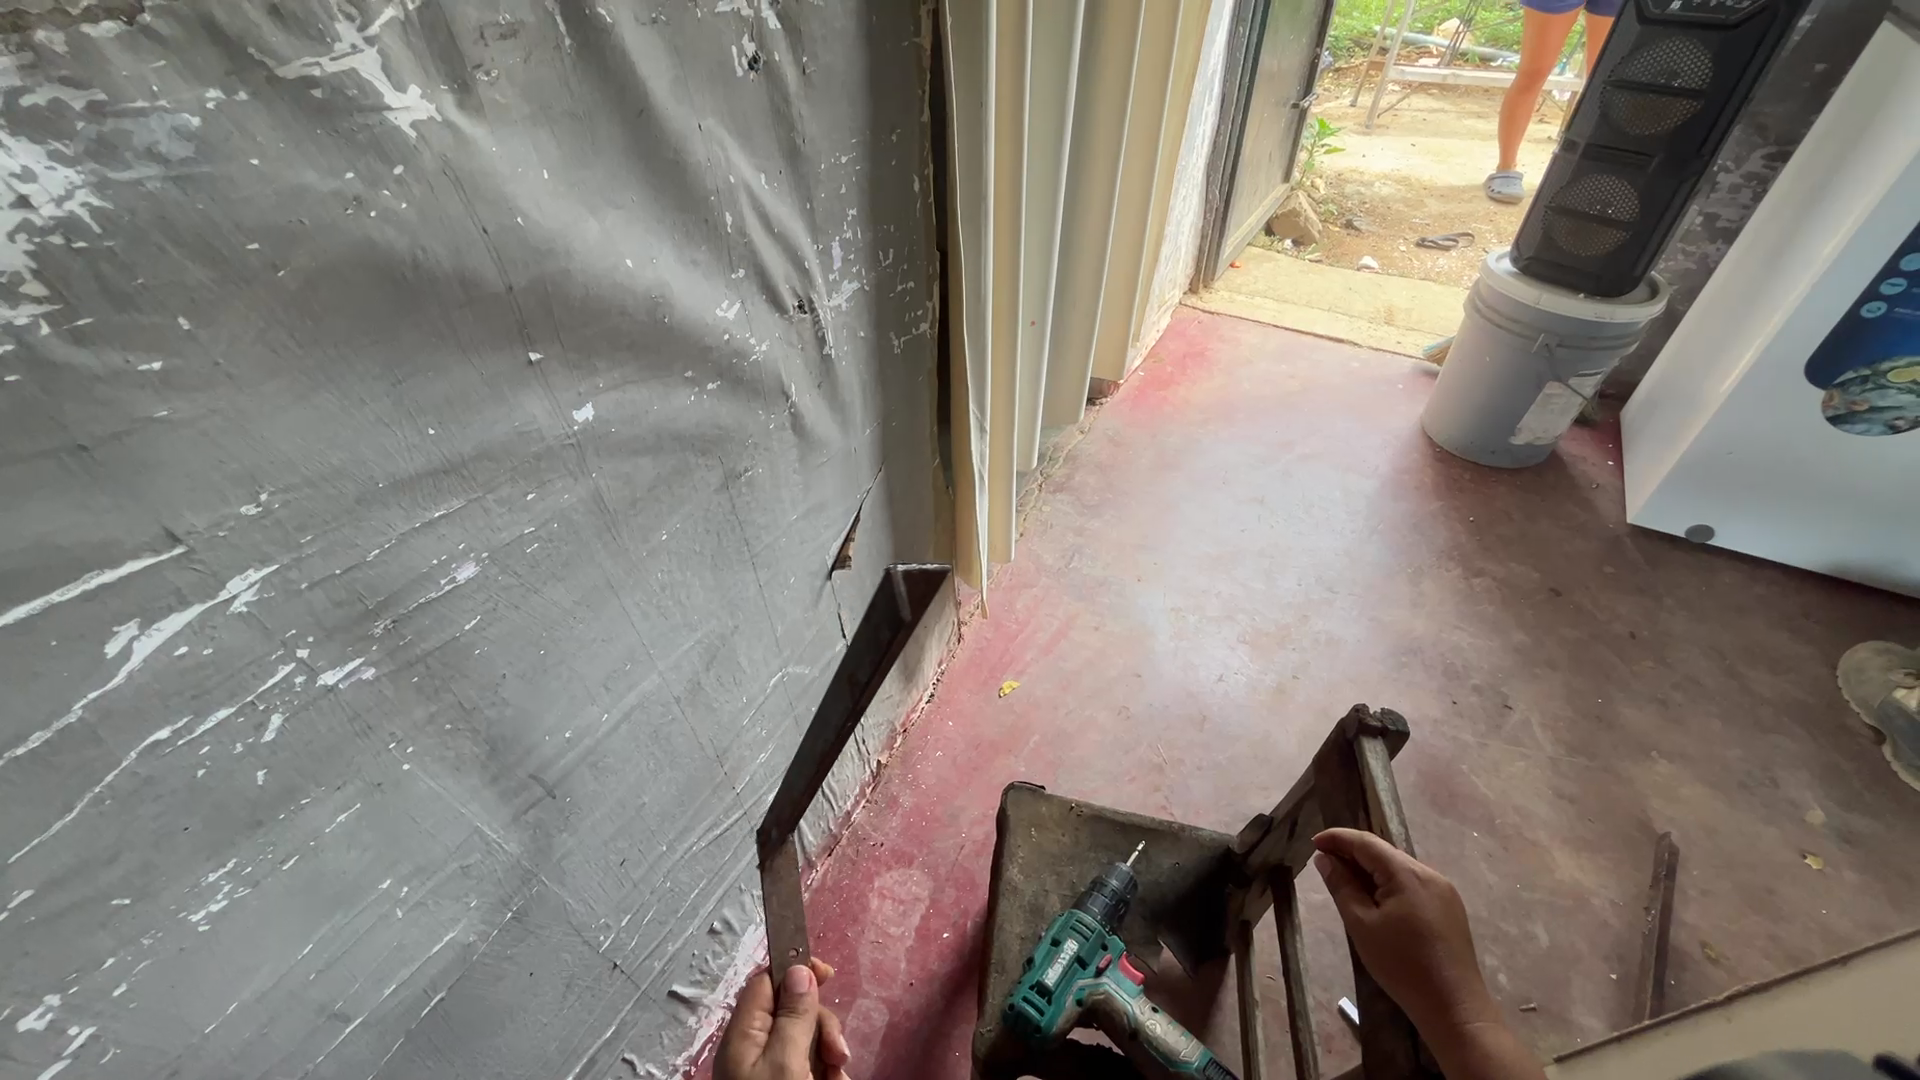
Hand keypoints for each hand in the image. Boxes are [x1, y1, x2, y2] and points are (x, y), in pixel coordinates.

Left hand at [715, 958, 851, 1079]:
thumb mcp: (786, 1061)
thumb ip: (793, 1015)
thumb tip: (798, 967)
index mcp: (743, 1035)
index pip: (766, 981)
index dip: (796, 969)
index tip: (828, 973)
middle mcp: (753, 1048)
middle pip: (793, 1009)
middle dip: (822, 1024)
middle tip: (837, 1052)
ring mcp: (767, 1069)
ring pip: (806, 1037)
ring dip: (828, 1049)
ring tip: (838, 1072)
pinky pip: (809, 1062)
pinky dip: (826, 1068)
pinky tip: (834, 1079)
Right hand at [1311, 828, 1496, 1037]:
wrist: (1454, 1008)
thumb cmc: (1401, 965)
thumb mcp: (1361, 924)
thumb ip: (1341, 885)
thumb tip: (1324, 858)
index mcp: (1407, 874)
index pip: (1366, 842)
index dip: (1336, 838)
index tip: (1312, 844)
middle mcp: (1429, 874)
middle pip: (1384, 852)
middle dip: (1352, 854)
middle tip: (1325, 864)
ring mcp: (1444, 891)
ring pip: (1398, 868)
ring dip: (1370, 869)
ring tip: (1347, 882)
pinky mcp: (1449, 908)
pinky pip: (1412, 884)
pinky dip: (1389, 883)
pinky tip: (1377, 900)